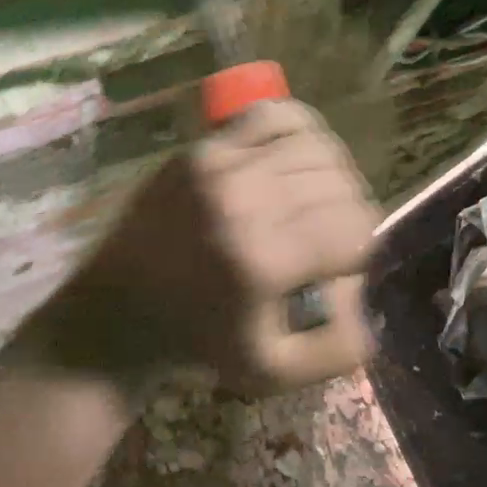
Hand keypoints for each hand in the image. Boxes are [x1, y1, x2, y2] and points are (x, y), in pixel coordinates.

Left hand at [30, 100, 380, 397]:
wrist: (122, 306)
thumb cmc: (201, 343)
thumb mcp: (276, 372)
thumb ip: (340, 346)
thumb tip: (364, 291)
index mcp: (264, 261)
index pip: (354, 226)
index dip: (359, 249)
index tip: (338, 266)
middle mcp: (244, 202)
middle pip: (338, 182)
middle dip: (346, 211)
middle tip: (325, 236)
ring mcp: (219, 166)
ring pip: (314, 144)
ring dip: (329, 172)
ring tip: (311, 199)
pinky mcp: (201, 148)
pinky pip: (270, 114)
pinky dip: (296, 131)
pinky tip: (290, 159)